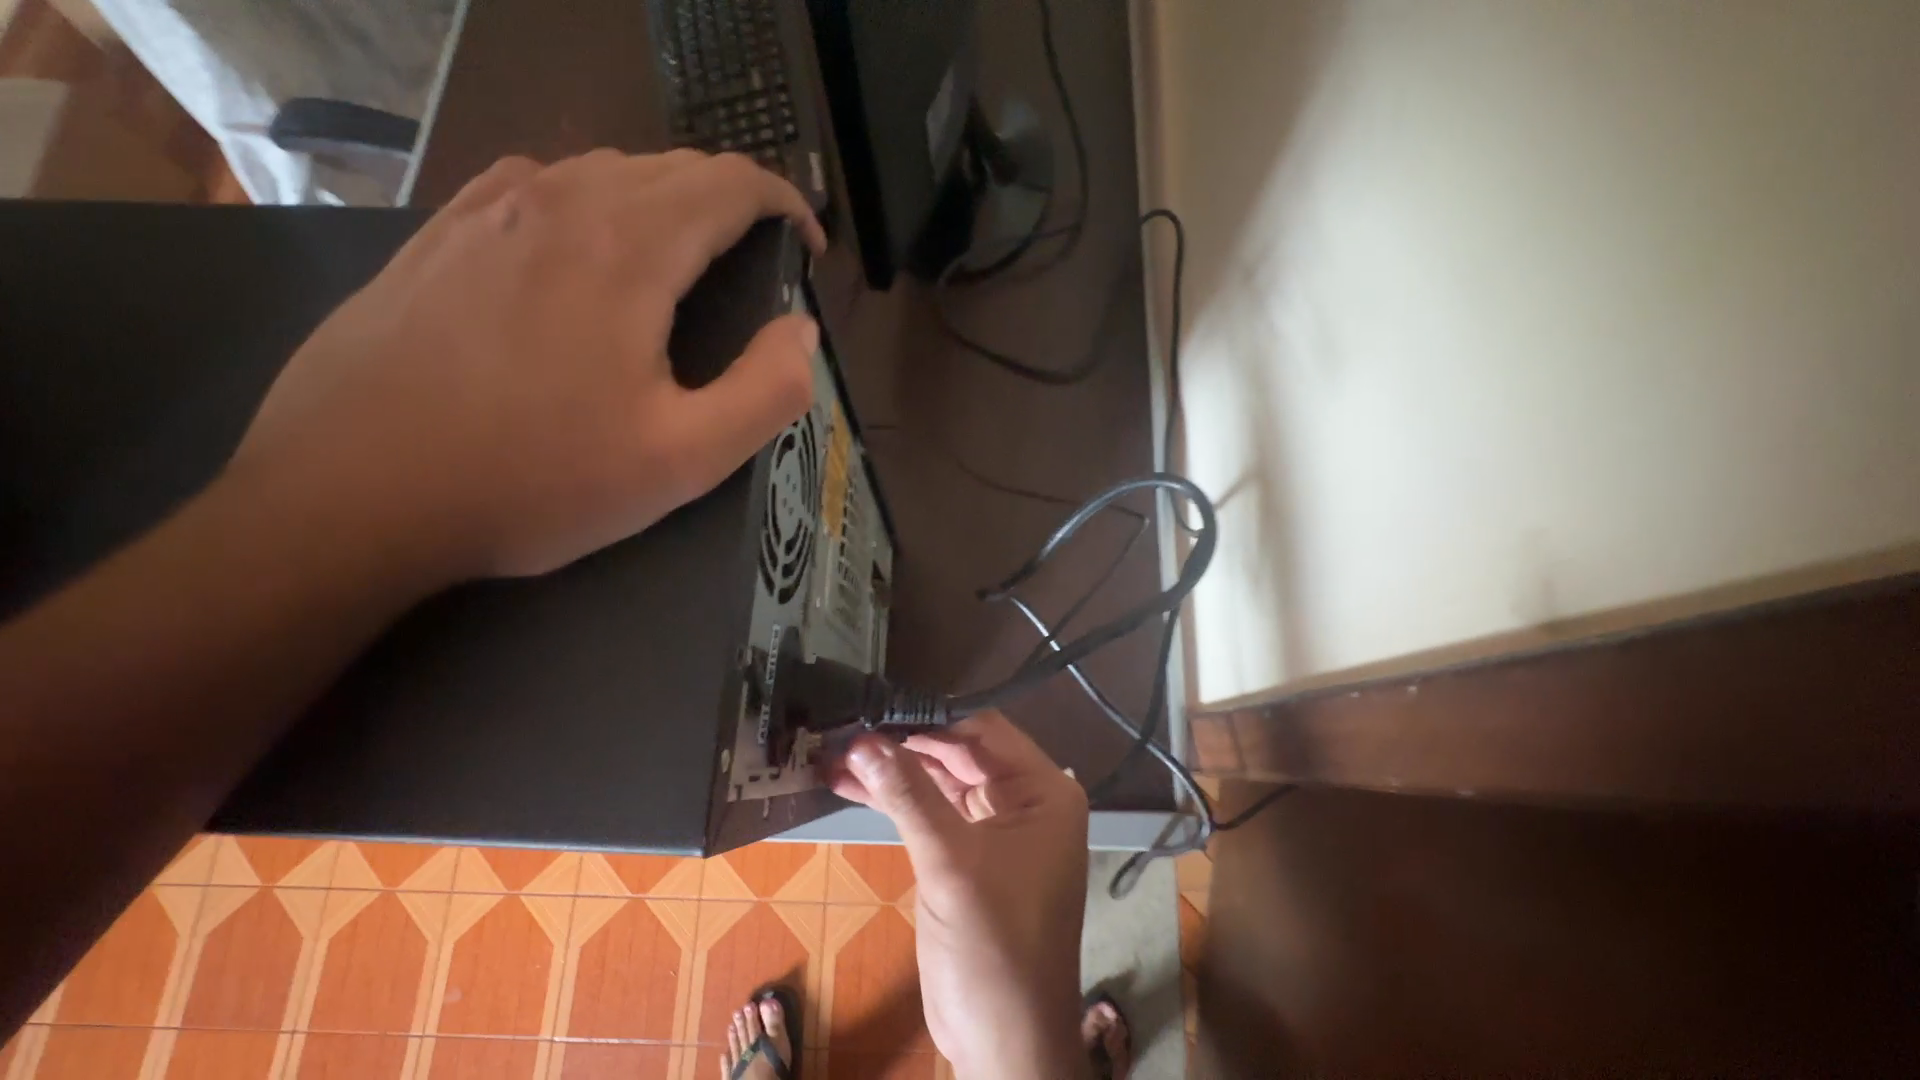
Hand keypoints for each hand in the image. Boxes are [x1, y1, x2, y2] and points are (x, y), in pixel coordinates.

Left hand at [230, 149, 826, 585]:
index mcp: (629, 247)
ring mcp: (488, 210)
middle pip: (671, 167)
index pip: (731, 183)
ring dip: (663, 199)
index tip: (807, 249)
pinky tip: (583, 247)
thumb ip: (765, 392)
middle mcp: (560, 202)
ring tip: (681, 257)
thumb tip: (801, 334)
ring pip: (603, 171)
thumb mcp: (681, 461)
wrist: (352, 494)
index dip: (785, 204)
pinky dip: (588, 201)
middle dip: (732, 201)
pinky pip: (536, 186)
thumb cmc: (534, 481)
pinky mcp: (439, 234)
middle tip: (755, 261)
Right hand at [829, 713, 1090, 1079]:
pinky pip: (933, 817)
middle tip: (845, 735)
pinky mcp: (969, 860)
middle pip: (960, 756)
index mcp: (1044, 793)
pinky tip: (853, 788)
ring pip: (941, 785)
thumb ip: (909, 796)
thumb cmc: (994, 945)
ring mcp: (997, 832)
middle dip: (905, 748)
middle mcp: (1026, 804)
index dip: (931, 724)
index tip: (875, 717)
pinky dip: (897, 803)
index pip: (985, 733)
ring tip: (834, 757)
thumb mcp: (951, 863)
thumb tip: (864, 741)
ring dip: (894, 774)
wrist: (1004, 1038)